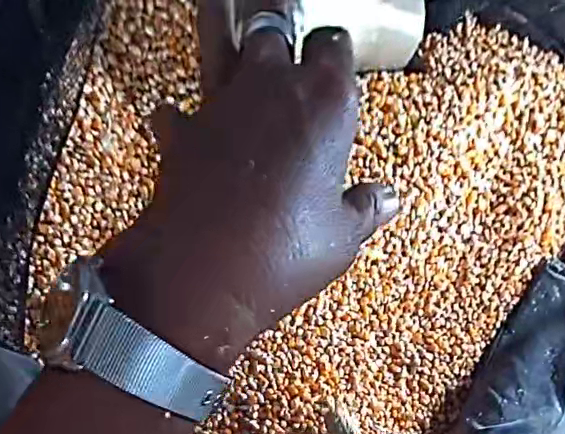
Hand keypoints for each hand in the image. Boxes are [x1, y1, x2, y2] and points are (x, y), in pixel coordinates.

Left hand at [99, 8, 398, 372]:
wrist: (207, 276)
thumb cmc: (282, 254)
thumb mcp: (340, 239)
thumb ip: (364, 209)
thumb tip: (387, 199)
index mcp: (326, 101)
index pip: (335, 45)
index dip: (333, 56)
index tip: (333, 72)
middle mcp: (273, 86)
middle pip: (276, 27)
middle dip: (282, 37)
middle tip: (286, 53)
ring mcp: (221, 105)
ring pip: (221, 42)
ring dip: (228, 44)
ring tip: (234, 46)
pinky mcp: (181, 133)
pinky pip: (176, 114)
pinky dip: (182, 122)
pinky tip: (187, 133)